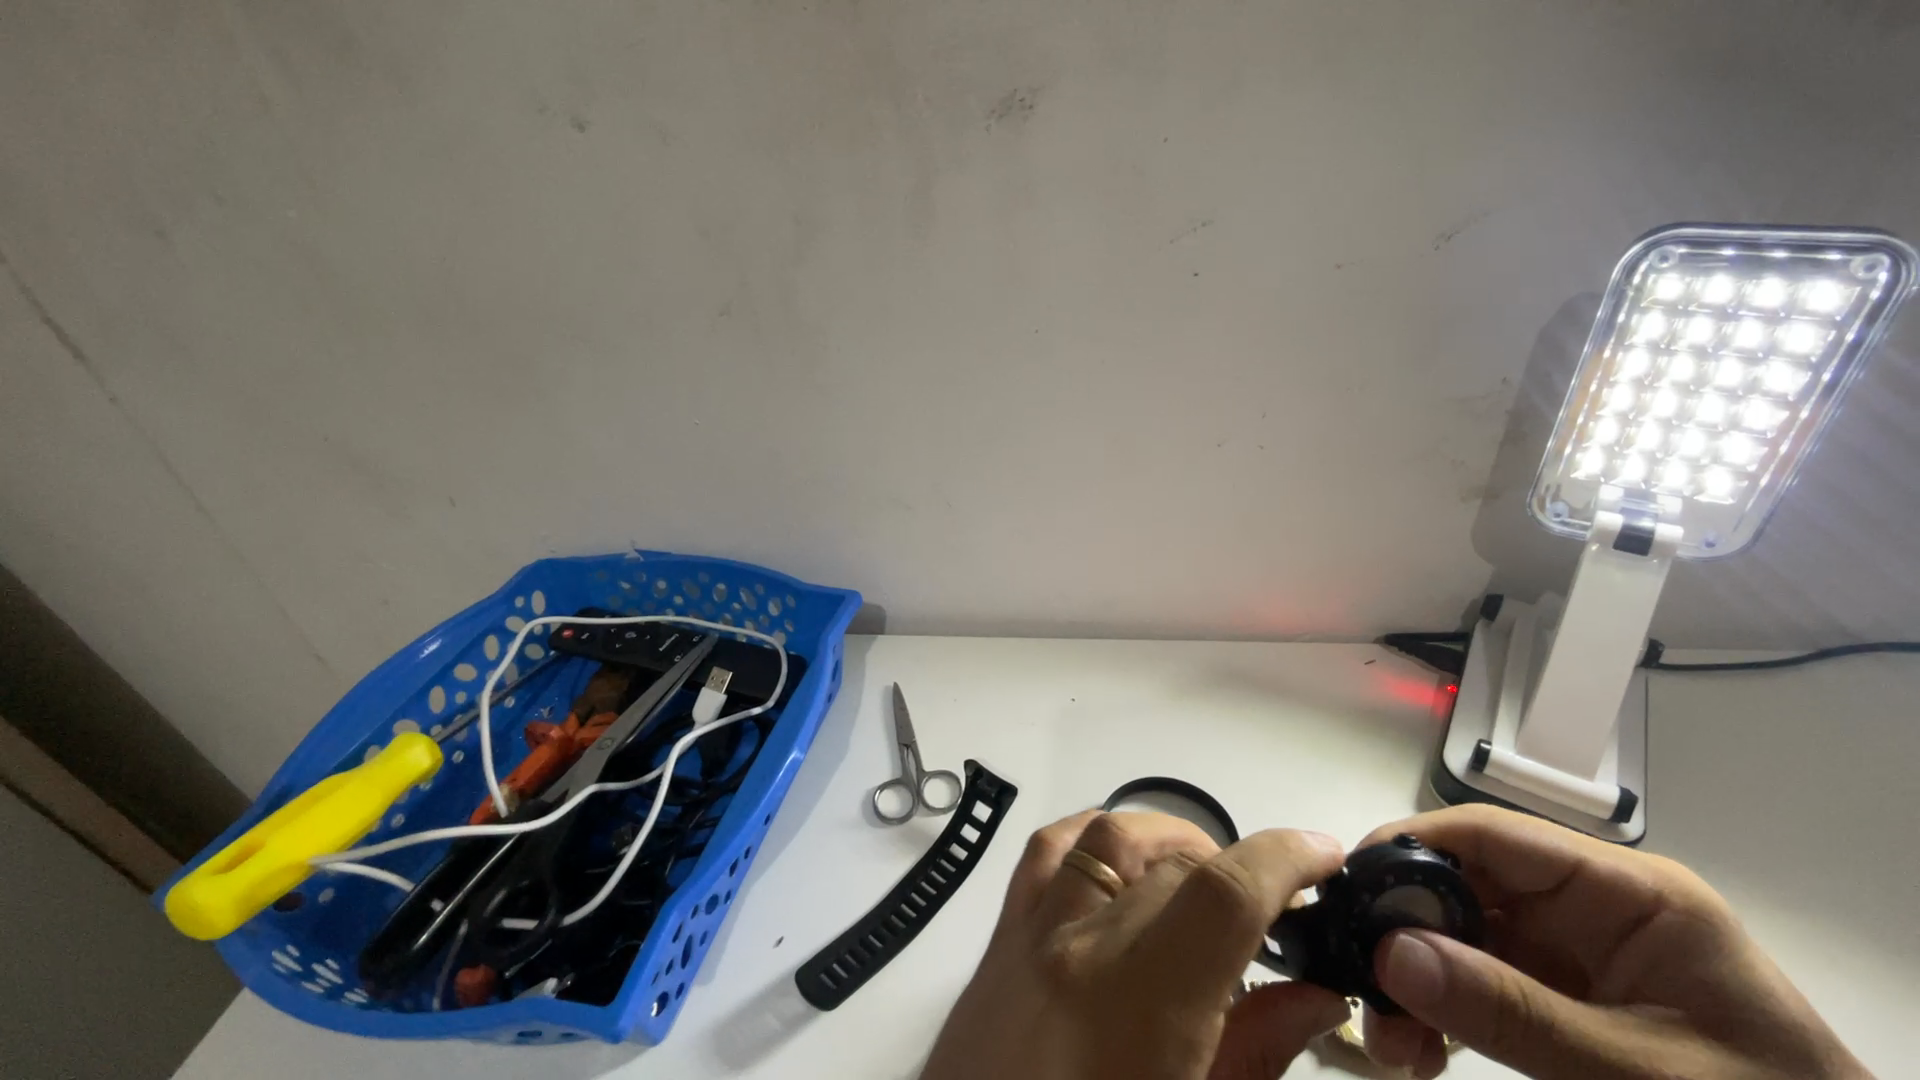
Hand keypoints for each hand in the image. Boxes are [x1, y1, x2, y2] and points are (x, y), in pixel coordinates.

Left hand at [921, 810, 1353, 1079]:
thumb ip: (1257, 1053)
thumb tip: (1314, 994)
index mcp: (1136, 1007)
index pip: (1221, 895)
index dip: (1283, 860)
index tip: (1325, 855)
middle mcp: (1078, 950)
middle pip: (1174, 867)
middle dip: (1241, 871)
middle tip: (1276, 910)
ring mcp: (1030, 935)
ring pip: (1107, 838)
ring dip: (1172, 840)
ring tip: (1209, 876)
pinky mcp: (998, 940)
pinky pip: (1044, 852)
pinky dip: (1094, 836)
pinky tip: (1123, 861)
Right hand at [1358, 805, 1867, 1079]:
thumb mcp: (1639, 1071)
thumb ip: (1514, 1012)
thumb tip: (1388, 953)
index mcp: (1627, 893)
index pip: (1495, 835)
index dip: (1413, 845)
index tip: (1345, 883)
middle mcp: (1587, 907)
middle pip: (1466, 886)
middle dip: (1403, 931)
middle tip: (1357, 983)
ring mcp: (1571, 953)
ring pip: (1460, 938)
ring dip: (1411, 981)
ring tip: (1388, 1042)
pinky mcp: (1559, 997)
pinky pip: (1476, 984)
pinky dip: (1437, 1012)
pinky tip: (1416, 1050)